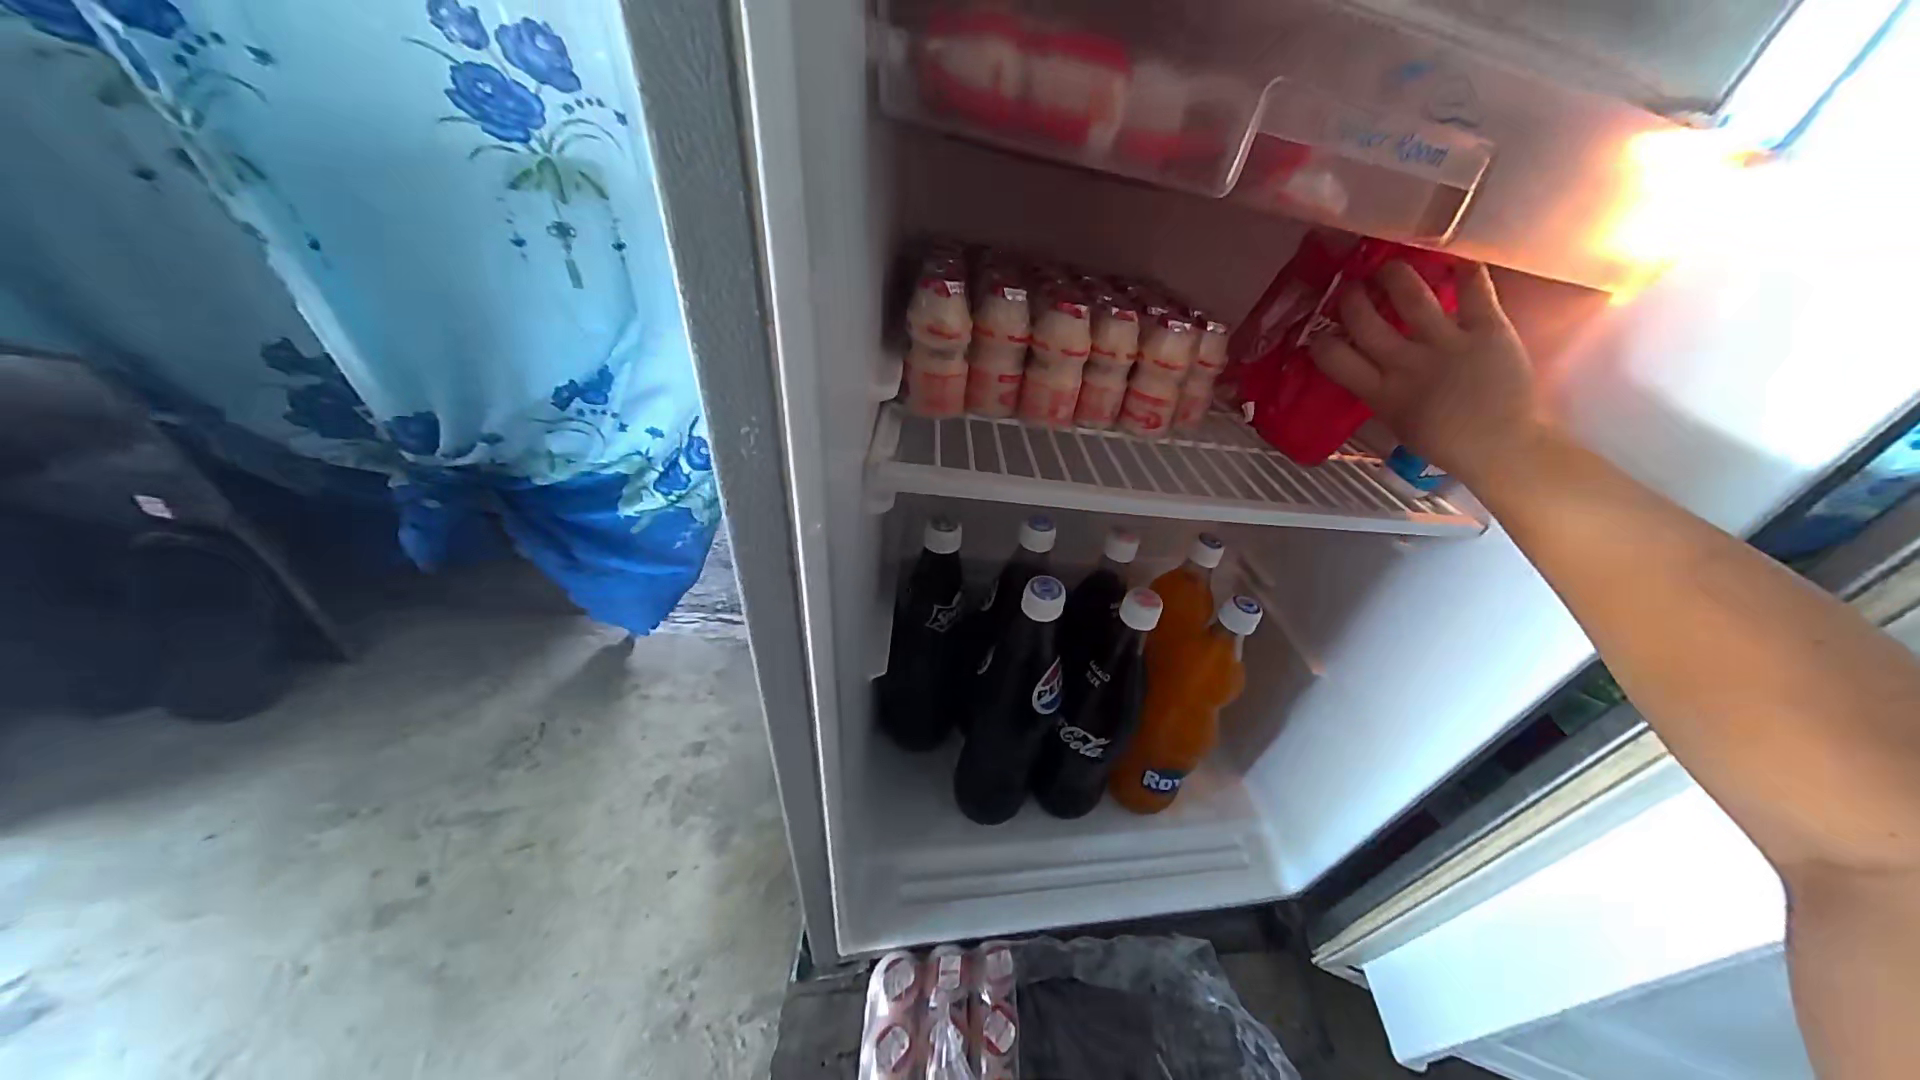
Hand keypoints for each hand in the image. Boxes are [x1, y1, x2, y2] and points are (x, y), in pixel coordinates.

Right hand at [1309, 261, 1543, 483]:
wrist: (1502, 445)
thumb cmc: (1442, 441)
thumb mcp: (1394, 420)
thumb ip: (1377, 390)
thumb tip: (1365, 367)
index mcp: (1380, 392)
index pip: (1334, 358)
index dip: (1320, 340)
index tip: (1319, 332)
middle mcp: (1407, 363)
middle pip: (1365, 320)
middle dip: (1352, 298)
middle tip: (1352, 287)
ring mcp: (1448, 343)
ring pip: (1412, 296)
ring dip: (1395, 275)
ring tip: (1389, 266)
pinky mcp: (1488, 330)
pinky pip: (1475, 291)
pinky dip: (1466, 272)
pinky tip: (1456, 263)